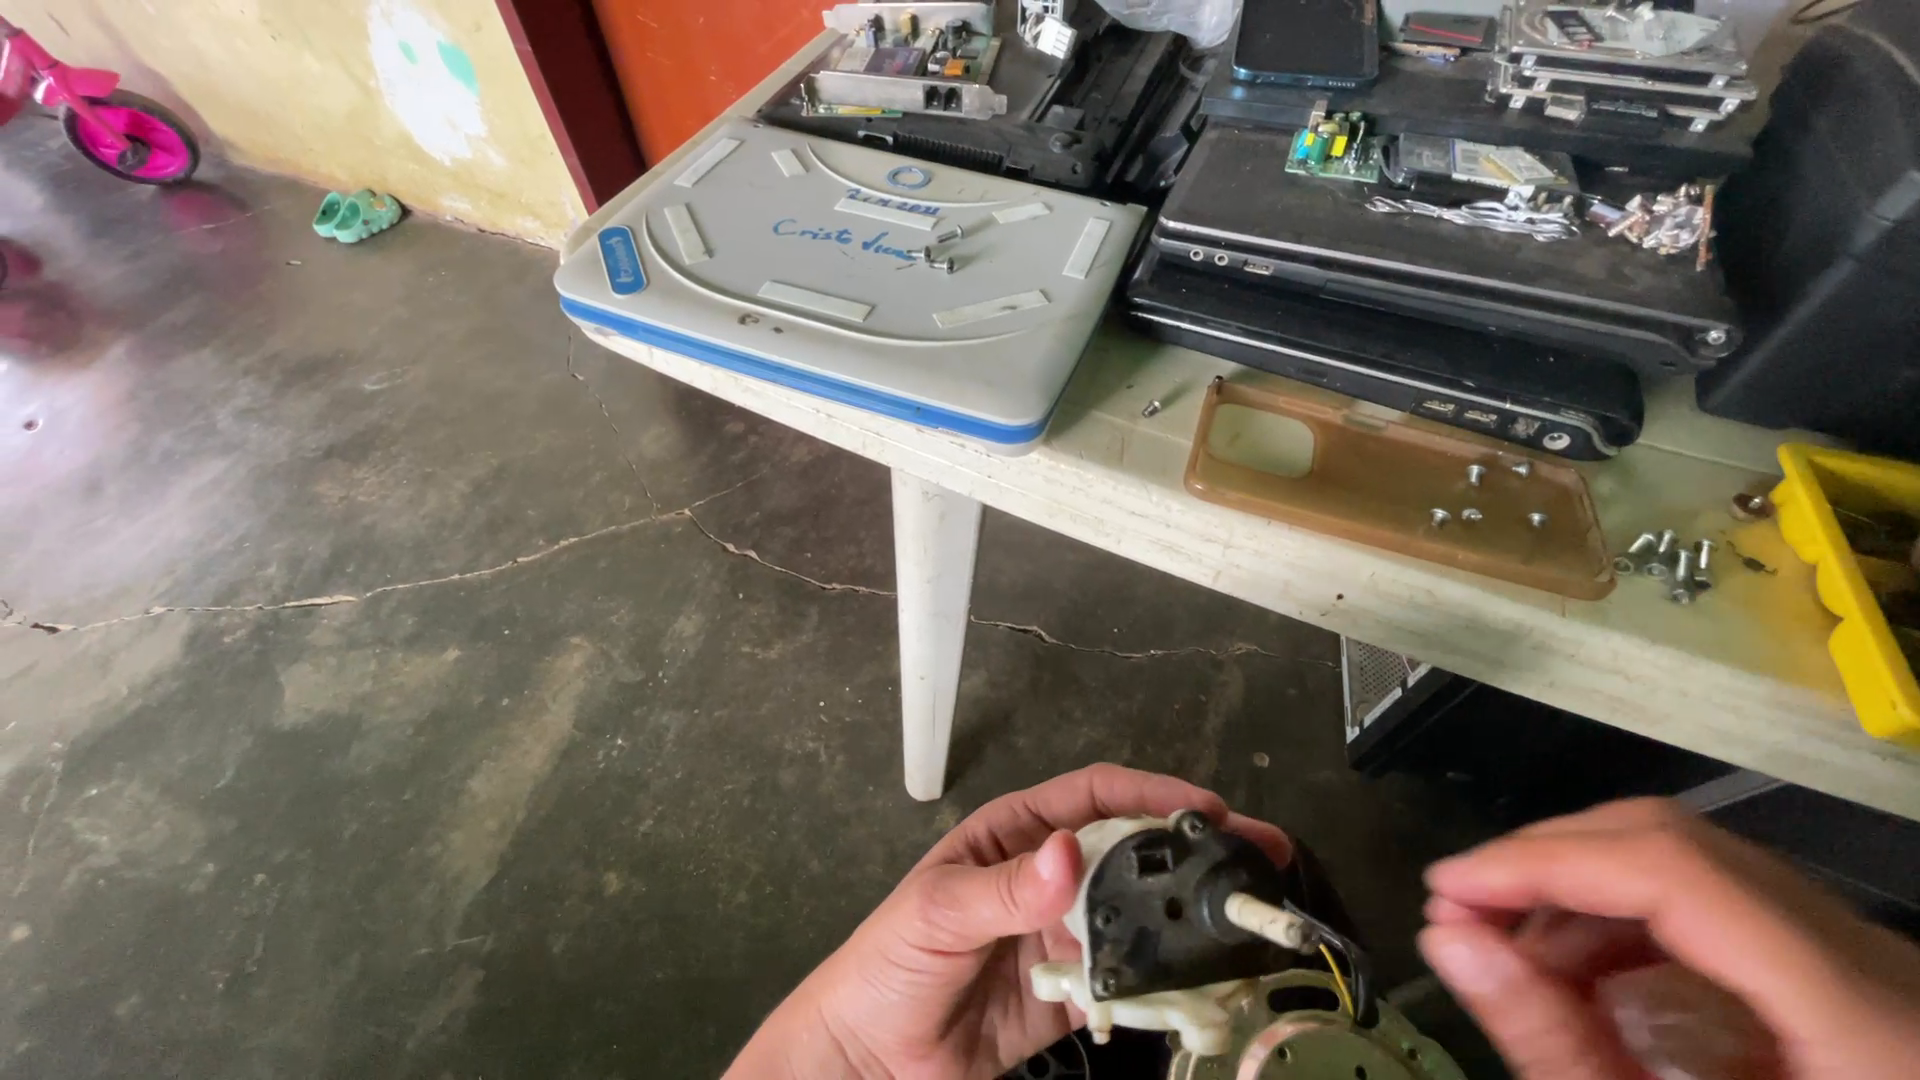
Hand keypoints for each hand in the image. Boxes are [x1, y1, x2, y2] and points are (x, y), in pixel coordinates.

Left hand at [723, 764, 1291, 1079]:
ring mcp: (1067, 932)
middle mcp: (1052, 874)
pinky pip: (1130, 979)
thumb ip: (1005, 888)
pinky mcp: (1075, 991)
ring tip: (1253, 919)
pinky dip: (1168, 981)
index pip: (1095, 797)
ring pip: (1141, 912)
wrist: (870, 1054)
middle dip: (1194, 848)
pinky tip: (1210, 983)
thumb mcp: (938, 911)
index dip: (1151, 794)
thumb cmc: (892, 960)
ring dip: (1194, 913)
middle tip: (1261, 857)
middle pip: (1133, 850)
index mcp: (1019, 834)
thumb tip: (1071, 851)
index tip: (1209, 807)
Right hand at [1418, 798, 1919, 1079]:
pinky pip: (1708, 900)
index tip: (1447, 889)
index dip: (1541, 864)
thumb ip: (1557, 1048)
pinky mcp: (1839, 968)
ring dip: (1570, 888)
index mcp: (1863, 1017)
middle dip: (1542, 864)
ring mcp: (1863, 957)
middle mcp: (1880, 962)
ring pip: (1683, 859)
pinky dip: (1616, 917)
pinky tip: (1572, 966)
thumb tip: (1444, 939)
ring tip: (1503, 943)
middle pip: (1672, 844)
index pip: (1672, 873)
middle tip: (1460, 907)